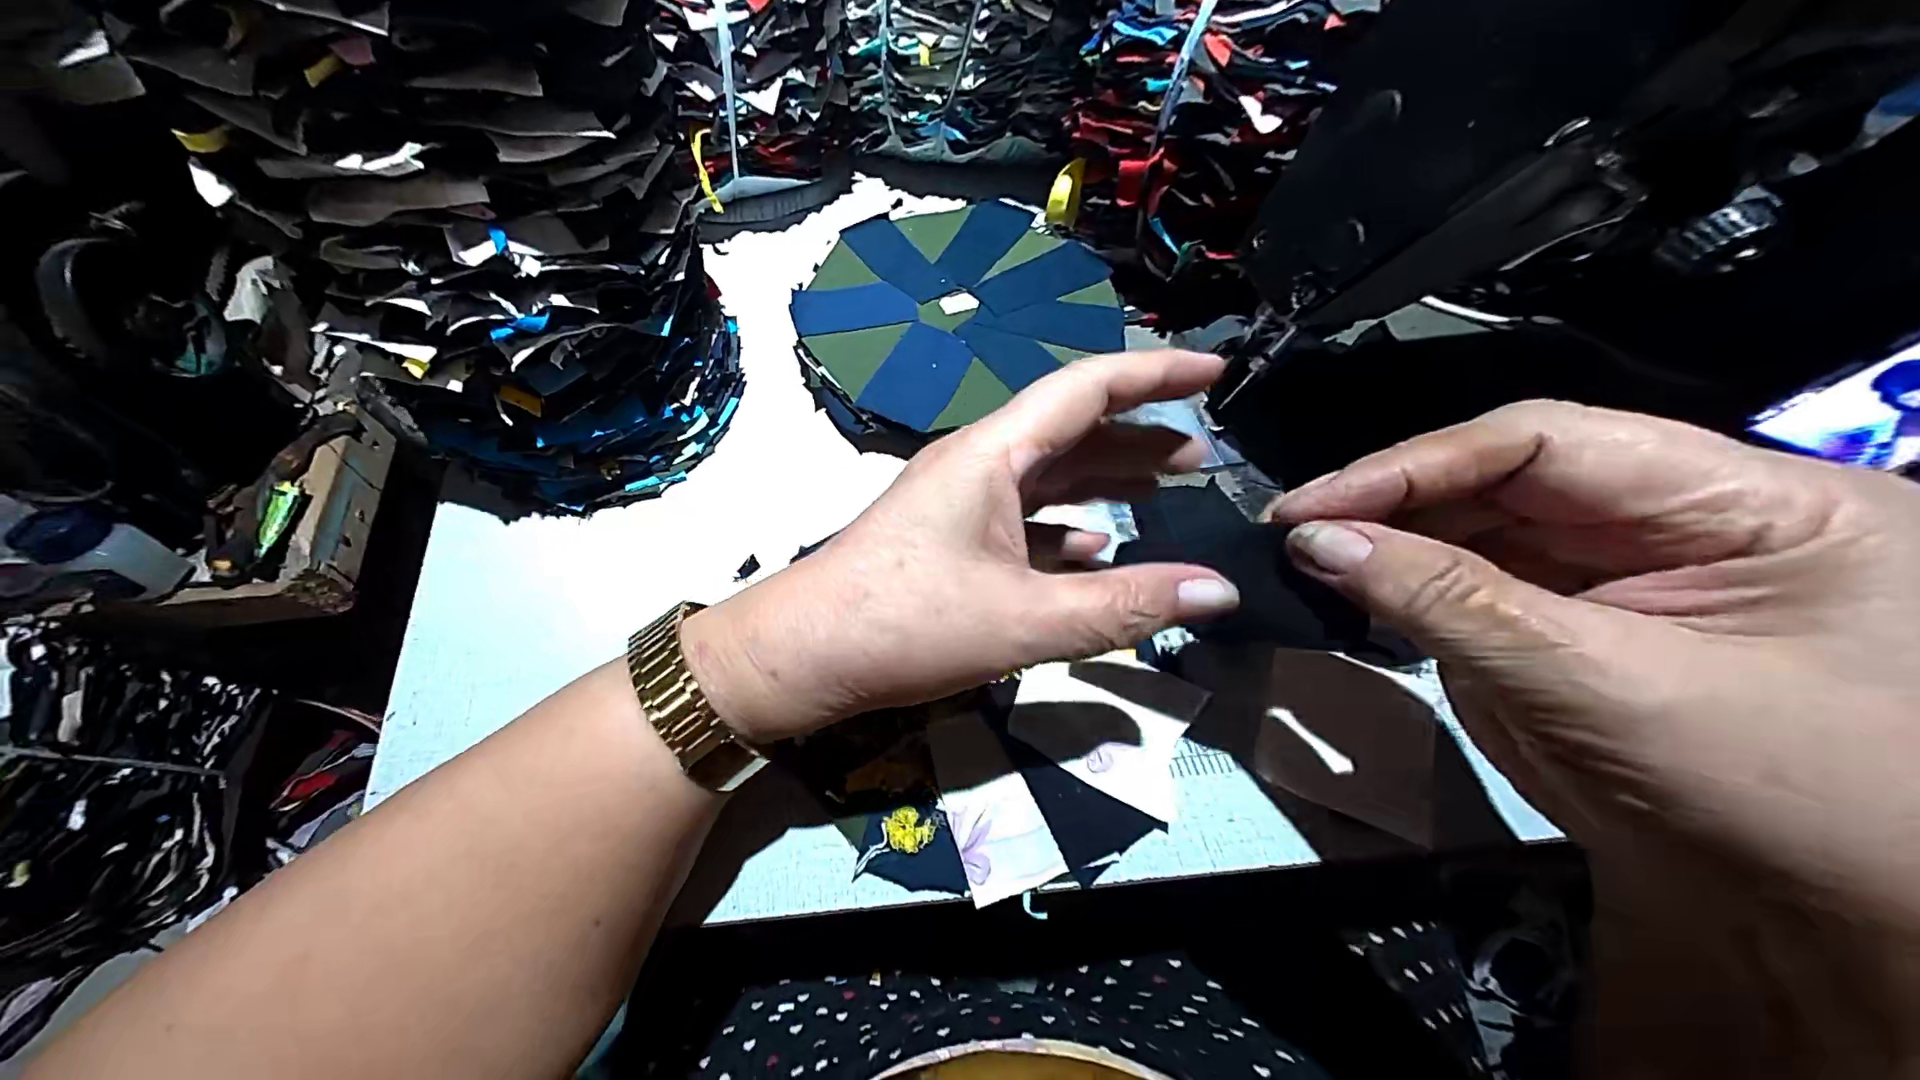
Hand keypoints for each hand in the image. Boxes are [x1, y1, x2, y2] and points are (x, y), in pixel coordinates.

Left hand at [679, 349, 1240, 744]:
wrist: (802, 655)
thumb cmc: (904, 624)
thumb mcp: (1025, 619)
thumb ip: (1124, 605)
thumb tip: (1219, 592)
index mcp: (993, 453)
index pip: (1087, 388)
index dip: (1156, 373)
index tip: (1214, 372)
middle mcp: (978, 463)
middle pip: (1072, 431)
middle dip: (1139, 436)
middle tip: (1201, 453)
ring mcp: (962, 502)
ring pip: (1050, 476)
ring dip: (1106, 480)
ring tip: (1164, 491)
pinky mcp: (953, 540)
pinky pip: (1025, 520)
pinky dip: (1067, 529)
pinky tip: (1096, 548)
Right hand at [1267, 400, 1919, 920]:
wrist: (1825, 934)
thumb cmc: (1769, 803)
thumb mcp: (1597, 687)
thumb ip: (1446, 601)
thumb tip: (1312, 541)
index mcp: (1745, 500)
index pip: (1540, 443)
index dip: (1412, 466)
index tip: (1311, 505)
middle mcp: (1672, 516)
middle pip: (1495, 481)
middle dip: (1386, 506)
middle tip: (1293, 534)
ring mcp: (1614, 570)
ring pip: (1471, 531)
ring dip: (1386, 547)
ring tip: (1308, 562)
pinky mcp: (1566, 620)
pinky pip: (1468, 583)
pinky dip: (1404, 590)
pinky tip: (1352, 592)